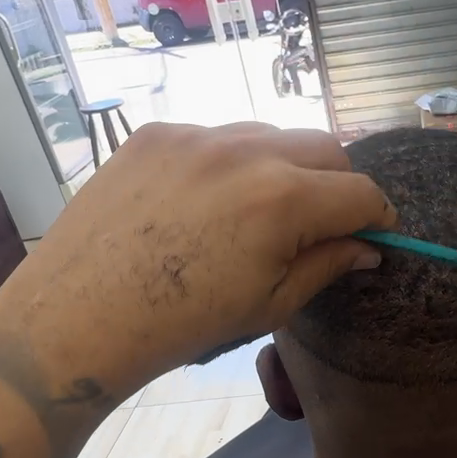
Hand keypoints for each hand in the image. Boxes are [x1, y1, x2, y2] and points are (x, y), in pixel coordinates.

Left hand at [0, 122, 396, 391]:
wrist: (77, 316)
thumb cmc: (183, 324)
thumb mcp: (269, 304)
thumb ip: (329, 265)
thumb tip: (368, 247)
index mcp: (283, 200)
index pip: (361, 191)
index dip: (379, 215)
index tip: (377, 233)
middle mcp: (247, 150)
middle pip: (327, 148)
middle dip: (339, 184)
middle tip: (324, 223)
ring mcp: (197, 134)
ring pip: (272, 135)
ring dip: (287, 166)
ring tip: (260, 211)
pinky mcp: (157, 132)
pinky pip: (217, 136)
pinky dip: (232, 163)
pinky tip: (206, 202)